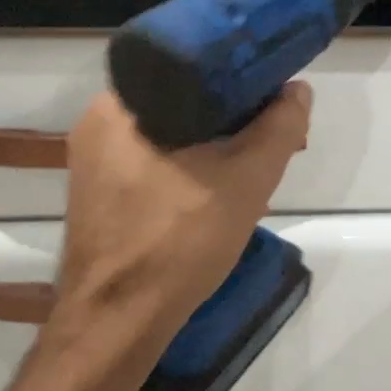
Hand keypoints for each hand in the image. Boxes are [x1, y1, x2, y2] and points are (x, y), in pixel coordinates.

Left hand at [55, 82, 312, 337]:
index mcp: (119, 106)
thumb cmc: (178, 241)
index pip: (189, 66)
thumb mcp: (248, 178)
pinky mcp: (99, 197)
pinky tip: (216, 188)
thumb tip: (297, 90)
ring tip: (249, 158)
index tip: (270, 90)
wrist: (119, 324)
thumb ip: (279, 127)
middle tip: (267, 129)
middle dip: (228, 114)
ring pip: (170, 134)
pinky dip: (187, 166)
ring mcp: (93, 165)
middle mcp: (98, 126)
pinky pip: (153, 162)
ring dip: (210, 143)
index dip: (236, 74)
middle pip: (181, 101)